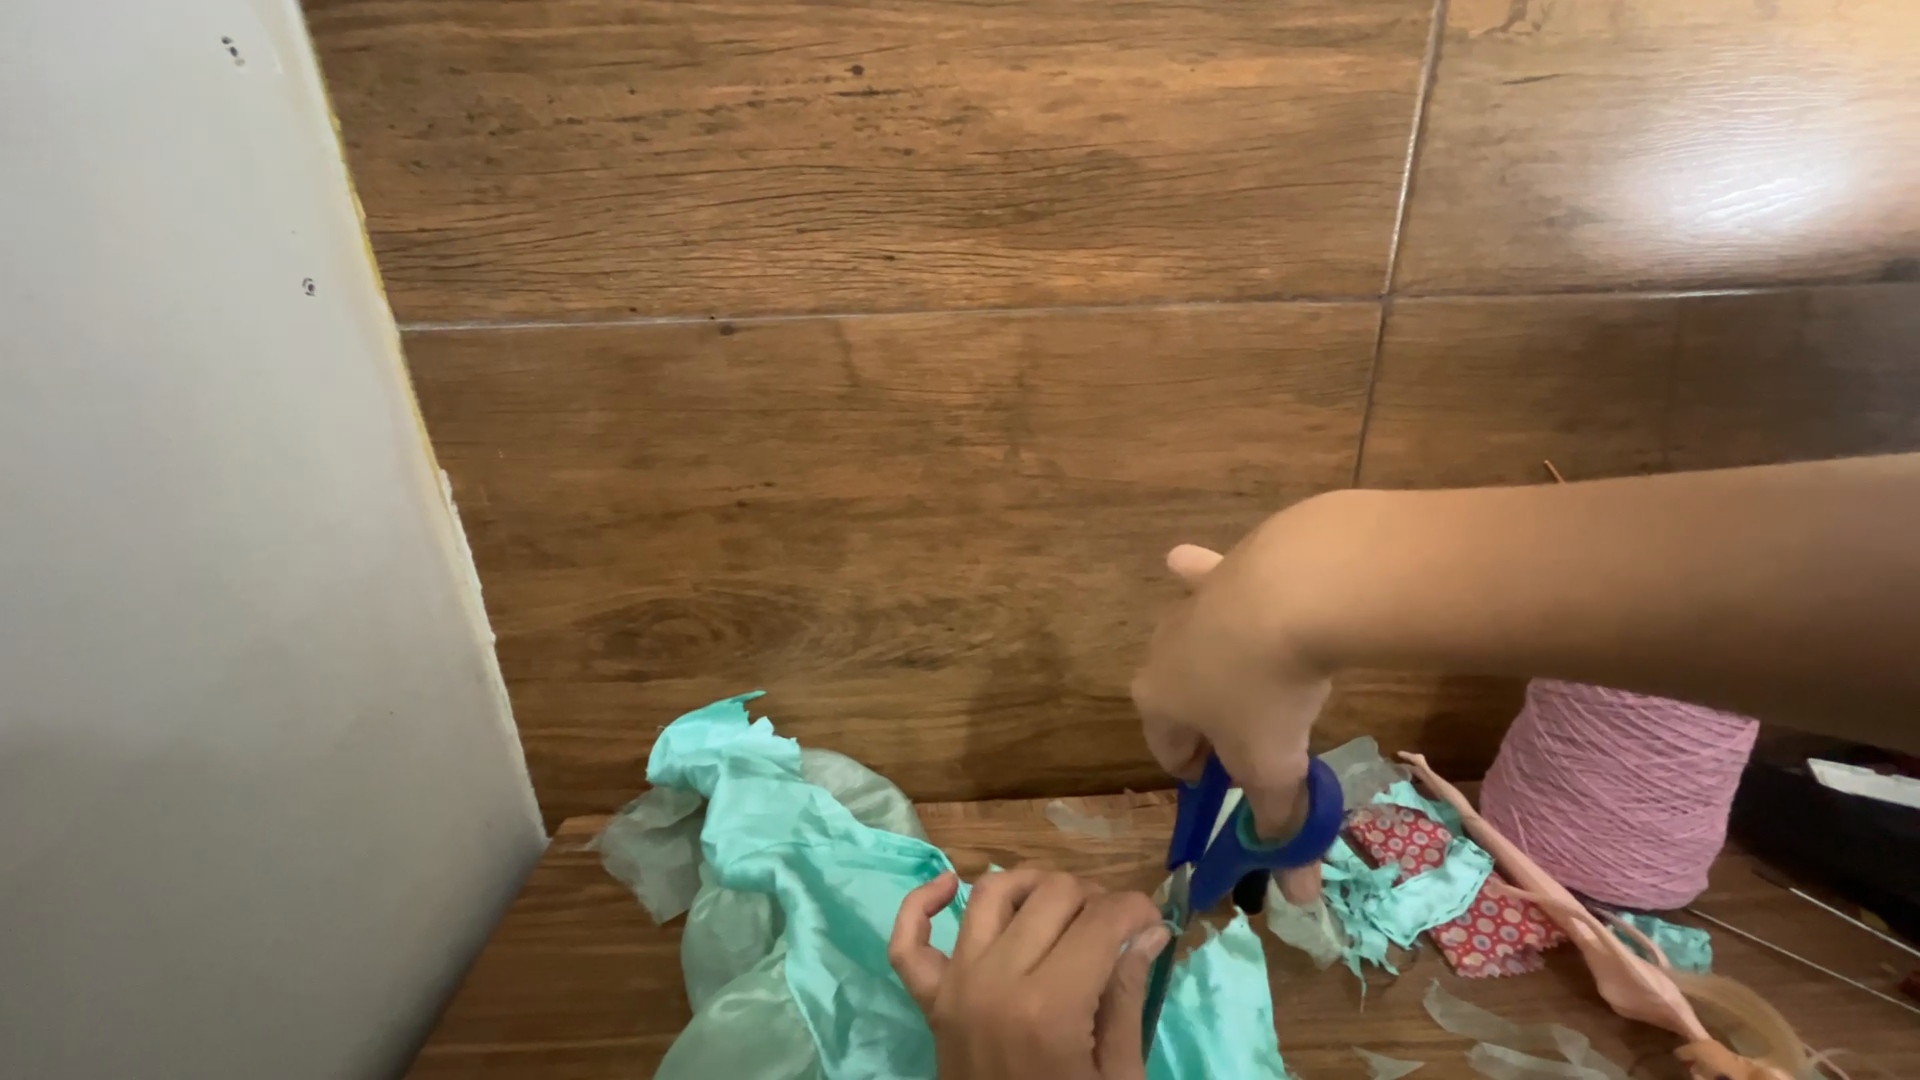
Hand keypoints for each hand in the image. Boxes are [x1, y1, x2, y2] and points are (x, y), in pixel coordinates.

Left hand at [888, 869, 1169, 1079]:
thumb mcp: (1118, 1079)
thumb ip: (1126, 997)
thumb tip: (1147, 928)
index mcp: (1050, 1009)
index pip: (1101, 922)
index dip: (1135, 909)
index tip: (1152, 918)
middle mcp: (996, 982)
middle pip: (1051, 896)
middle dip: (1094, 899)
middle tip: (1114, 926)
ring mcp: (956, 987)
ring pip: (991, 894)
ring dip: (1031, 885)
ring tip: (1061, 902)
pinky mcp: (931, 1002)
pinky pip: (908, 941)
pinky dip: (922, 904)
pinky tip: (950, 884)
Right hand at [1131, 537, 1331, 902]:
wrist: (1287, 594)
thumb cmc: (1265, 694)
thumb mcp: (1274, 768)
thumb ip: (1280, 825)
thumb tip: (1297, 895)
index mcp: (1156, 700)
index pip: (1169, 752)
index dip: (1203, 777)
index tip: (1236, 785)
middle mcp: (1158, 652)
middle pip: (1179, 698)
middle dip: (1210, 722)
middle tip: (1257, 736)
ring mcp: (1185, 606)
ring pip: (1190, 641)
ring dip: (1210, 658)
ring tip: (1253, 667)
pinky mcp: (1217, 569)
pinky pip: (1199, 577)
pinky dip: (1197, 578)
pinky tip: (1191, 568)